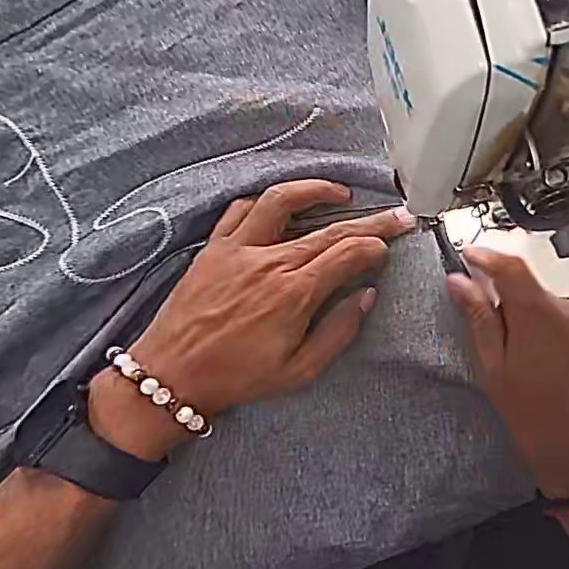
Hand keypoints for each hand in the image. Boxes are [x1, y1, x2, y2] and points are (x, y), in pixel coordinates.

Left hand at [88, 180, 412, 459]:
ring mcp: (239, 249)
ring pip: (283, 201)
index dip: (376, 246)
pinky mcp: (214, 248)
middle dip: (370, 221)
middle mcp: (270, 262)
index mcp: (294, 293)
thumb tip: (366, 297)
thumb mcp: (299, 371)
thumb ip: (338, 331)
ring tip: (341, 193)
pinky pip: (241, 210)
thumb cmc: (237, 378)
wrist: (174, 375)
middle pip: (330, 228)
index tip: (389, 247)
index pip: (349, 253)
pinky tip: (281, 206)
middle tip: (394, 216)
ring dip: (316, 190)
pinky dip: (266, 201)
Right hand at [447, 246, 568, 498]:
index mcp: (541, 319)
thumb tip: (461, 284)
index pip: (510, 266)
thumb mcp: (494, 371)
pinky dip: (567, 334)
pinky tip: (561, 365)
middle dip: (516, 307)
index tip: (473, 256)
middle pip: (535, 290)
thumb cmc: (539, 424)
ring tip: (539, 364)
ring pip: (558, 307)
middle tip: (507, 342)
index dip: (487, 257)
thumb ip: (480, 319)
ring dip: (544, 322)